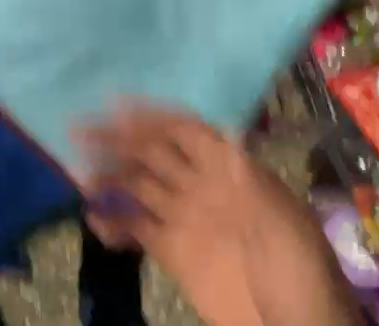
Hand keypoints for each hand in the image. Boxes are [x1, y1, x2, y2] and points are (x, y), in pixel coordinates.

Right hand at [78, 105, 361, 325]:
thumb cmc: (300, 272)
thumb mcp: (284, 223)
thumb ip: (251, 181)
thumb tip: (228, 132)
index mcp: (228, 172)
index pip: (183, 132)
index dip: (151, 116)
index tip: (113, 106)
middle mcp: (201, 186)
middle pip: (151, 153)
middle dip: (116, 139)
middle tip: (78, 132)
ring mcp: (186, 219)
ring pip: (137, 186)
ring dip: (108, 177)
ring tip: (79, 177)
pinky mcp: (174, 253)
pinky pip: (136, 229)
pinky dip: (113, 223)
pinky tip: (93, 219)